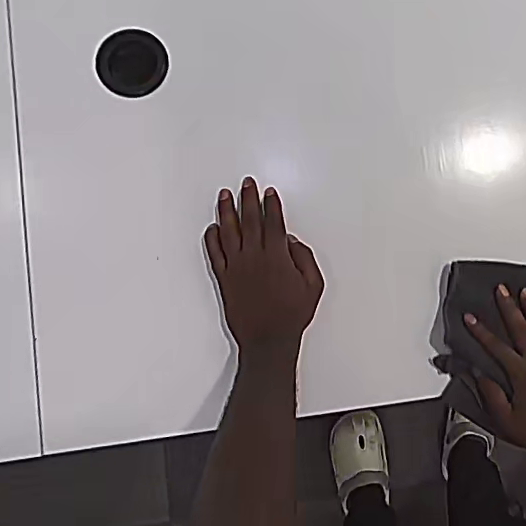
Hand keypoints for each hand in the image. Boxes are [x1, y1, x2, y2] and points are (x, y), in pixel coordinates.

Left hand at [204, 177, 324, 355]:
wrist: (267, 341)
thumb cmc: (291, 316)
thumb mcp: (313, 286)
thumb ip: (304, 259)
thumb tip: (292, 242)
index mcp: (277, 257)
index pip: (274, 222)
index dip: (271, 205)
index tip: (269, 193)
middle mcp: (255, 257)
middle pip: (250, 220)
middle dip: (249, 199)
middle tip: (247, 184)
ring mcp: (237, 267)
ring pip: (229, 231)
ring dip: (227, 211)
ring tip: (225, 196)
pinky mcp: (224, 279)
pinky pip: (215, 253)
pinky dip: (212, 238)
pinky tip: (212, 228)